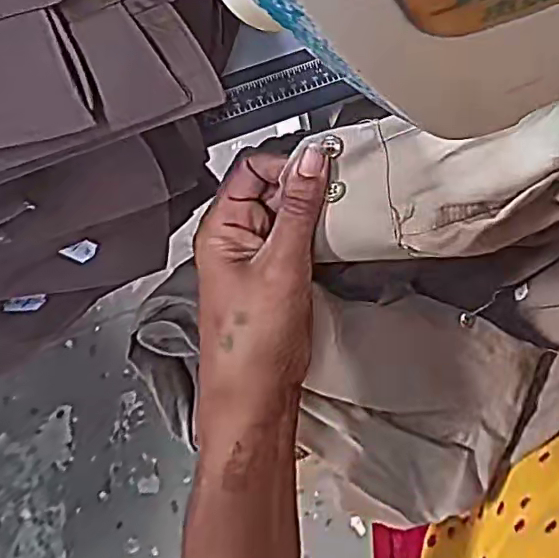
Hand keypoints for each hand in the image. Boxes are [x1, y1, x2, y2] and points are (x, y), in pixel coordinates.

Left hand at [192, 146, 328, 437]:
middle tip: (336, 191)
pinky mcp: (280, 270)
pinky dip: (319, 229)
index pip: (252, 168)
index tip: (321, 167)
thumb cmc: (249, 346)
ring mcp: (259, 254)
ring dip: (315, 208)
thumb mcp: (281, 264)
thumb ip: (299, 206)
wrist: (258, 396)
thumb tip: (311, 160)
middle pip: (273, 185)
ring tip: (337, 214)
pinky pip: (301, 234)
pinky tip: (334, 235)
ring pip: (290, 209)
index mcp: (221, 228)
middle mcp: (237, 237)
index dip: (286, 163)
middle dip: (306, 185)